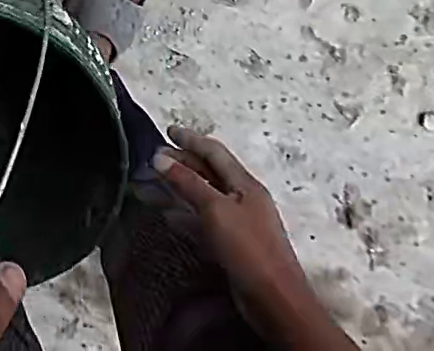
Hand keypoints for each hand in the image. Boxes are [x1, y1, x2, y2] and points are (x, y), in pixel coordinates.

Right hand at [154, 127, 356, 349]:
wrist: (275, 303)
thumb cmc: (249, 250)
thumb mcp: (215, 209)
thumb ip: (188, 182)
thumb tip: (161, 158)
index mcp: (245, 183)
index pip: (214, 151)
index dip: (190, 139)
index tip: (169, 131)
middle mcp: (244, 198)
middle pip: (210, 171)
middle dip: (184, 162)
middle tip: (157, 157)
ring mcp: (240, 222)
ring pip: (206, 195)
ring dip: (182, 186)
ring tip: (158, 182)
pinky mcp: (234, 245)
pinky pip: (206, 219)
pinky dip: (188, 213)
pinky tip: (171, 216)